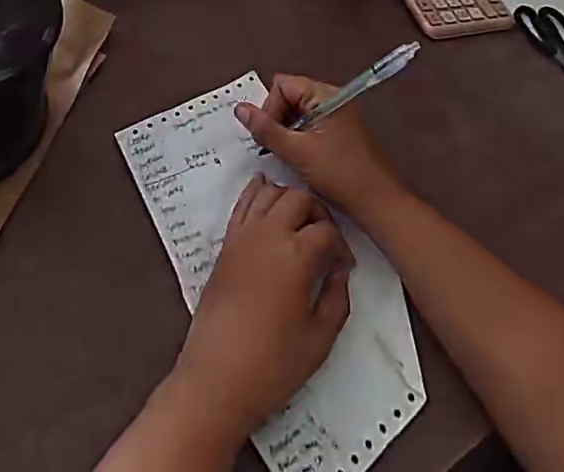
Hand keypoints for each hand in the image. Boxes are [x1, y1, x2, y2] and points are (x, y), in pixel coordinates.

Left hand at [167, 176, 352, 440]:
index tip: (345, 265)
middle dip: (318, 211)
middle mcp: (269, 234)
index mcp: (296, 255)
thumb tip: (339, 271)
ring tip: (301, 220)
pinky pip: (242, 204)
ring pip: (270, 193)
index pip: (327, 230)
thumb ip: (337, 297)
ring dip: (289, 197)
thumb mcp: (321, 337)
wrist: (218, 376)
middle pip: (299, 198)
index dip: (342, 245)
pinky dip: (256, 190)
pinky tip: (265, 187)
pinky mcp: (226, 244)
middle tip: (326, 237)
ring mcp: (243, 236)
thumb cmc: (273, 363)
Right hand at [236, 75, 407, 215]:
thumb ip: (266, 129)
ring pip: (298, 112)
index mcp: (326, 95)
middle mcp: (333, 98)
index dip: (270, 108)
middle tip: (272, 147)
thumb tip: (240, 109)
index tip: (268, 136)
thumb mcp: (297, 152)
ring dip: (287, 130)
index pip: (282, 85)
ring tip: (286, 154)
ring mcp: (339, 114)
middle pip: (290, 96)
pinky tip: (299, 158)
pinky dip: (299, 137)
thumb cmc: (339, 174)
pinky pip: (311, 123)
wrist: (380, 203)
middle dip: (276, 119)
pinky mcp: (341, 130)